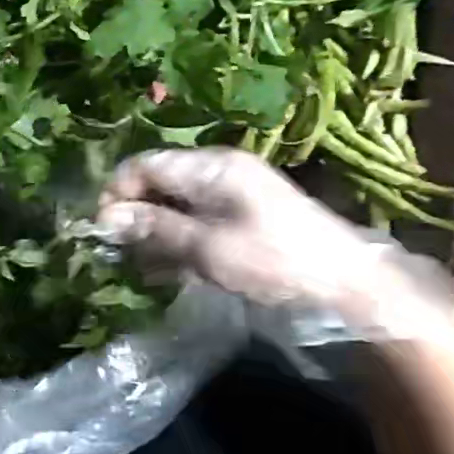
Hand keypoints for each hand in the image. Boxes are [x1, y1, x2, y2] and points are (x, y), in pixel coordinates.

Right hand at [94, 149, 453, 338]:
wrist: (351, 288)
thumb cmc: (276, 262)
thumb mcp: (208, 248)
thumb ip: (154, 228)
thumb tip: (105, 217)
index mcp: (211, 167)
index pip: (143, 165)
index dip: (116, 193)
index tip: (102, 231)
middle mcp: (217, 171)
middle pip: (155, 183)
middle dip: (131, 215)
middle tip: (119, 253)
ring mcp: (230, 194)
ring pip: (171, 204)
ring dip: (150, 232)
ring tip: (141, 267)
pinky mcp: (239, 217)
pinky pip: (192, 220)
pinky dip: (174, 242)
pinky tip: (167, 270)